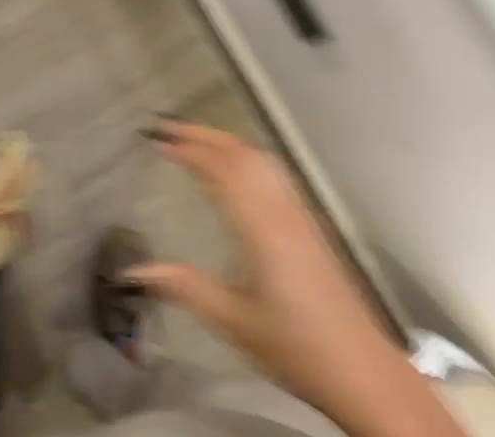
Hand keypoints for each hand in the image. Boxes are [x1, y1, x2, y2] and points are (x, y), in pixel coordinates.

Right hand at [133, 121, 464, 436]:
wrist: (359, 366)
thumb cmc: (294, 346)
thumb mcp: (233, 321)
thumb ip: (185, 288)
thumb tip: (136, 270)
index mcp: (261, 227)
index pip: (221, 169)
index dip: (188, 147)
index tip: (157, 137)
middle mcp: (282, 210)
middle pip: (242, 154)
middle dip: (204, 135)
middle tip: (168, 128)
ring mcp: (301, 215)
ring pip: (262, 160)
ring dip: (227, 143)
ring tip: (196, 140)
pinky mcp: (311, 226)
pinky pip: (275, 175)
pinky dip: (248, 158)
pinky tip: (238, 172)